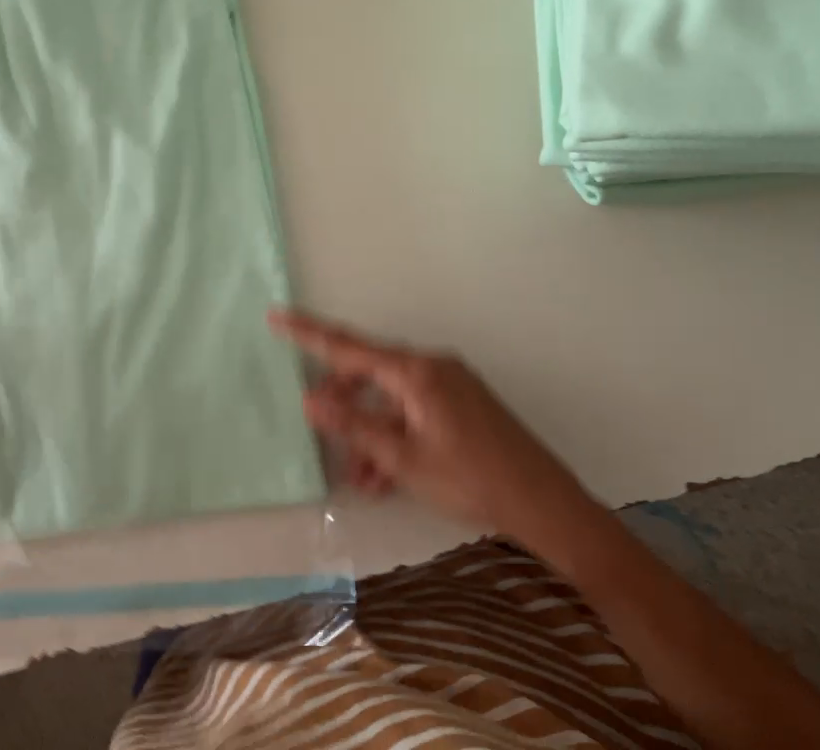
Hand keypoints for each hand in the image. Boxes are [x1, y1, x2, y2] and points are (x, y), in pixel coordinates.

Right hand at [269, 309, 600, 540]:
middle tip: (322, 433)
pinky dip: (393, 434)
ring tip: (359, 478)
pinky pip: (411, 409)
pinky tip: (384, 477)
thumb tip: (309, 400)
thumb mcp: (401, 457)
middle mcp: (432, 367)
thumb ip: (352, 424)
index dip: (308, 332)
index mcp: (415, 372)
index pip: (348, 346)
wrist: (543, 503)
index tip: (276, 315)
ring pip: (389, 398)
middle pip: (368, 374)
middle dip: (342, 405)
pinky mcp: (461, 403)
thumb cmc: (469, 479)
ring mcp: (450, 383)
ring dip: (368, 431)